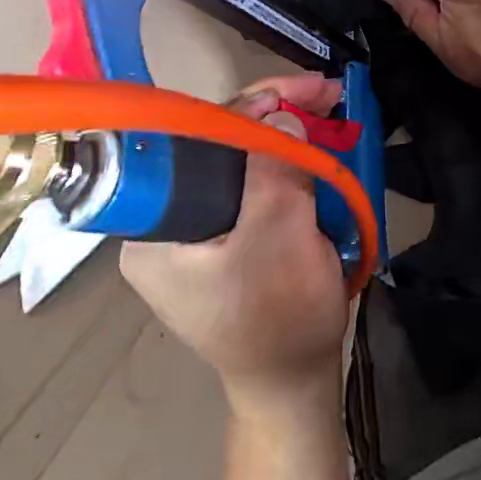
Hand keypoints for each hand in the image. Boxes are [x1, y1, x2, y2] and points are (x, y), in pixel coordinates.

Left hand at [119, 74, 349, 410]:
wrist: (294, 385)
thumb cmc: (281, 322)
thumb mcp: (281, 241)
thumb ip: (277, 172)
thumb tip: (283, 112)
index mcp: (154, 228)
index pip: (190, 144)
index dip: (241, 111)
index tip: (288, 94)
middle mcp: (164, 223)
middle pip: (216, 147)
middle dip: (272, 116)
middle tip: (323, 94)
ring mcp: (194, 228)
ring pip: (238, 162)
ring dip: (283, 135)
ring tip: (326, 109)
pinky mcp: (222, 234)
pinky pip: (250, 184)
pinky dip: (284, 163)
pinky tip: (312, 147)